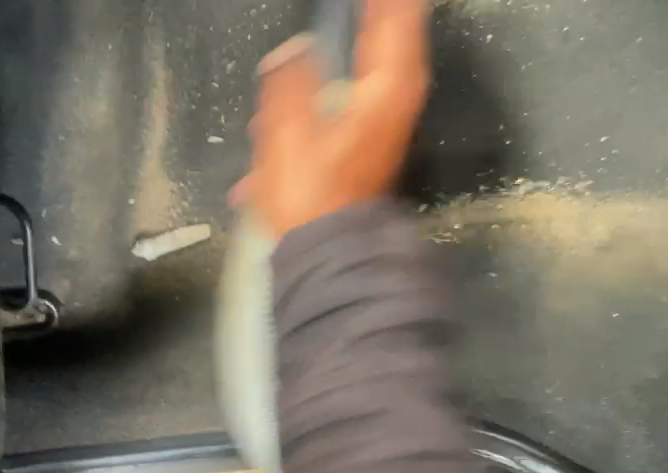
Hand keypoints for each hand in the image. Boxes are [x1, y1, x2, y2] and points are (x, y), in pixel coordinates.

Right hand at [234, 0, 430, 236]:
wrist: (325, 253)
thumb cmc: (311, 197)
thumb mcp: (287, 135)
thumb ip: (288, 85)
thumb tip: (290, 52)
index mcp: (386, 86)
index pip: (392, 16)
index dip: (373, 4)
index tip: (353, 2)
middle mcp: (394, 104)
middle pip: (377, 47)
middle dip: (346, 38)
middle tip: (338, 21)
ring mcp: (381, 132)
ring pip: (350, 88)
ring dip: (313, 90)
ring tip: (281, 98)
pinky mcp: (363, 157)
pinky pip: (335, 124)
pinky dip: (308, 127)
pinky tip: (273, 154)